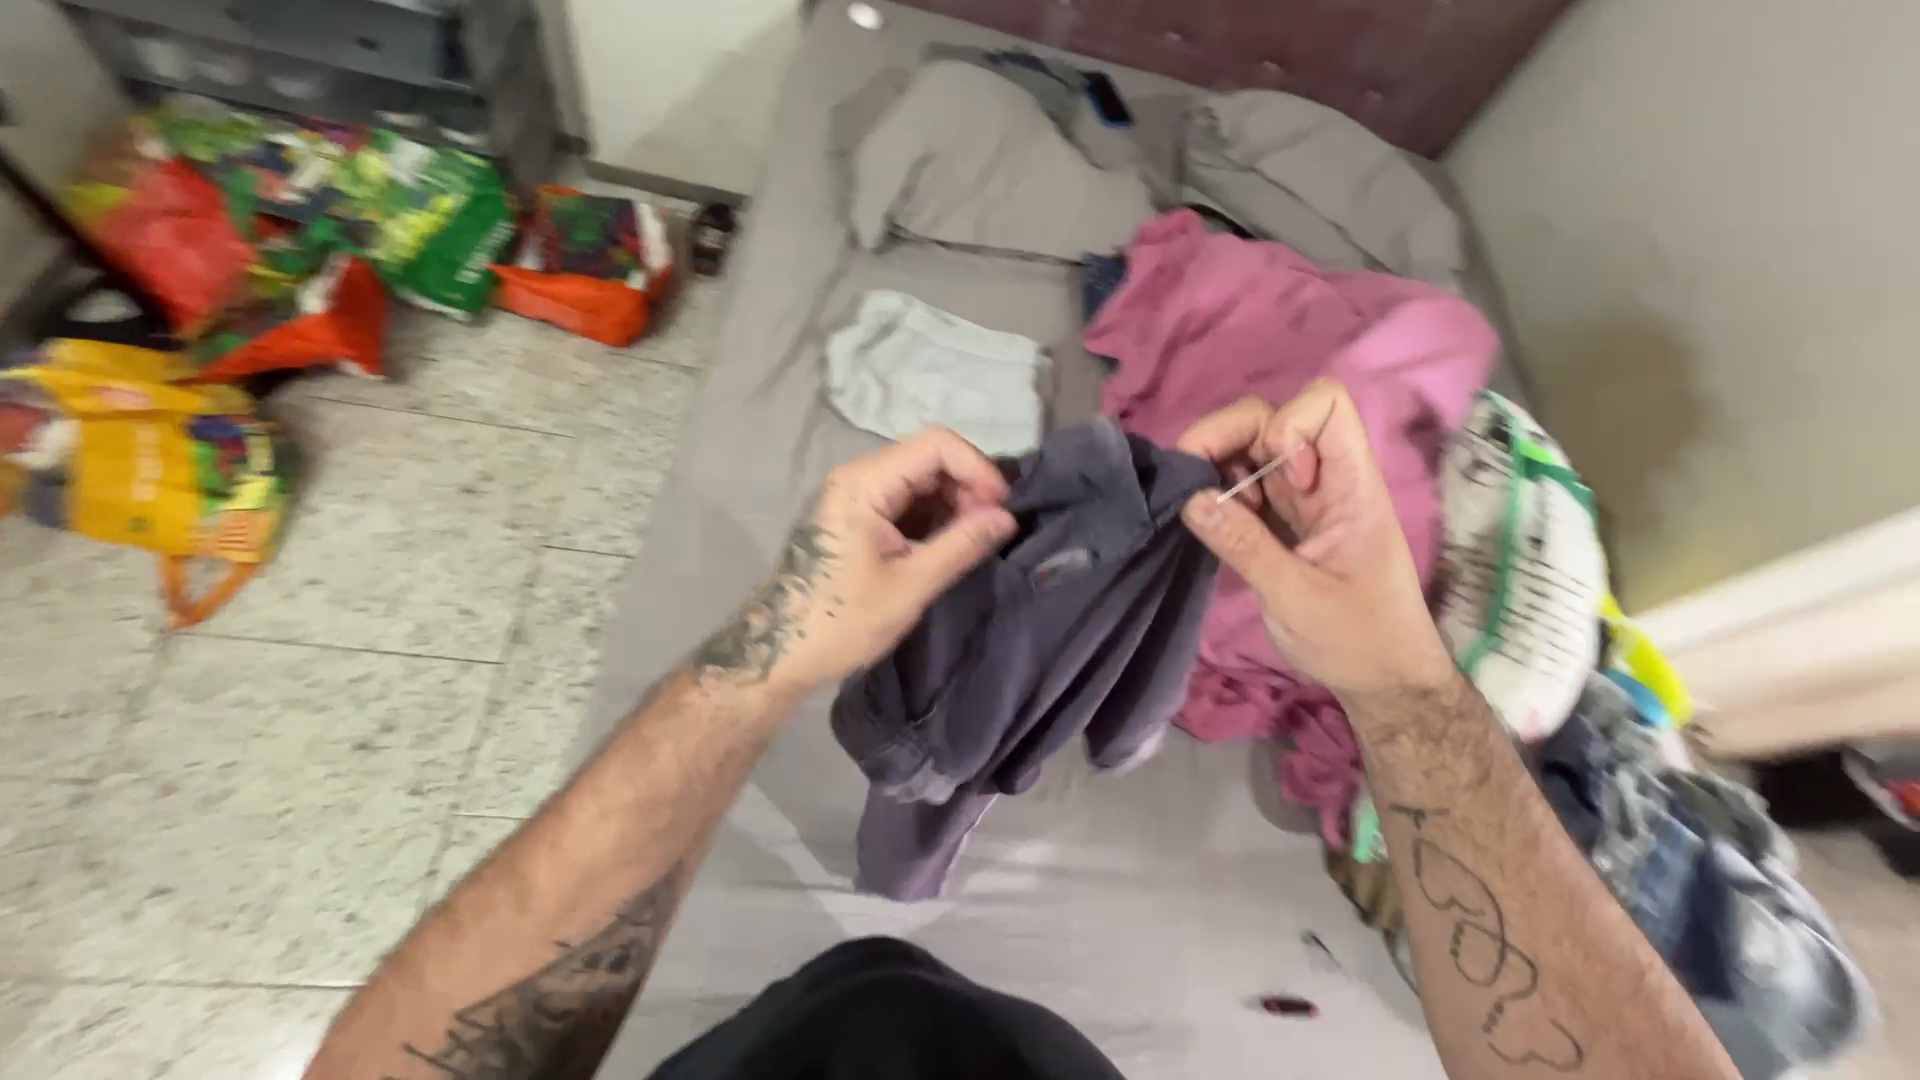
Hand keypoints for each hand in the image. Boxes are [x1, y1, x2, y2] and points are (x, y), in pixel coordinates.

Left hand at [692, 427, 1016, 695]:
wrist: (780, 652)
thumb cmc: (842, 621)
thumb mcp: (911, 586)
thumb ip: (961, 545)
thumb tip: (1007, 518)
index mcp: (864, 484)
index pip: (936, 445)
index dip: (977, 469)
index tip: (1001, 509)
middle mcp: (857, 477)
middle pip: (929, 457)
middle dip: (968, 487)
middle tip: (991, 530)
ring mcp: (855, 495)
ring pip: (920, 478)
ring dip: (954, 502)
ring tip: (973, 541)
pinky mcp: (857, 515)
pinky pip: (905, 499)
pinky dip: (934, 515)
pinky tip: (948, 544)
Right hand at [1176, 380, 1455, 704]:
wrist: (1382, 679)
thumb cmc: (1356, 640)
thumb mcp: (1297, 597)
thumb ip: (1246, 546)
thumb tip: (1190, 498)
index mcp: (1350, 485)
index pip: (1325, 405)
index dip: (1288, 425)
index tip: (1279, 482)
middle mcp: (1324, 479)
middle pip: (1271, 416)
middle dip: (1226, 435)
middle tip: (1194, 476)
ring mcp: (1299, 499)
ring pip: (1250, 447)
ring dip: (1216, 464)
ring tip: (1204, 509)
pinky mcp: (1280, 521)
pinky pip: (1243, 484)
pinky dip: (1218, 491)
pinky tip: (1212, 522)